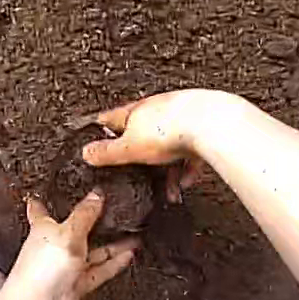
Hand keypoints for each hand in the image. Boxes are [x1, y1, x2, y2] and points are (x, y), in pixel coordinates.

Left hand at [5, 191, 137, 299]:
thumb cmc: (42, 268)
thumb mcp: (68, 232)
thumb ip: (85, 214)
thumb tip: (96, 196)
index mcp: (44, 230)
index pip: (40, 212)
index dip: (42, 204)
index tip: (40, 197)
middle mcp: (54, 248)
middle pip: (76, 232)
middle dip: (93, 225)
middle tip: (111, 215)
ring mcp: (67, 267)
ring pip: (92, 253)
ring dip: (112, 246)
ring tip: (132, 237)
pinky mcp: (77, 284)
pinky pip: (99, 270)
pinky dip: (114, 264)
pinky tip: (127, 255)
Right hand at [84, 89, 244, 201]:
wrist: (211, 124)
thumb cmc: (171, 130)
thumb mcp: (130, 148)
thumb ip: (108, 153)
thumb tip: (87, 153)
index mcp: (137, 111)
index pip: (112, 118)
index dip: (102, 127)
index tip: (95, 132)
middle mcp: (160, 110)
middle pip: (145, 137)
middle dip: (144, 160)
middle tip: (141, 175)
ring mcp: (183, 118)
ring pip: (171, 148)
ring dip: (169, 172)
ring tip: (171, 189)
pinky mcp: (203, 129)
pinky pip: (192, 153)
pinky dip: (187, 169)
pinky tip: (186, 182)